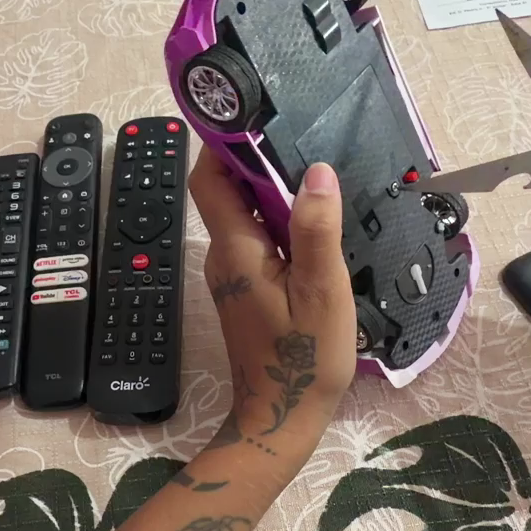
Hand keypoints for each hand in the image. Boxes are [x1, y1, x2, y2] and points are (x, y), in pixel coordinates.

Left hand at [189, 148, 354, 465]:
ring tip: (314, 167)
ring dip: (270, 189)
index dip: (223, 143)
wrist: (279, 417)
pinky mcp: (245, 287)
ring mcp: (232, 273)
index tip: (256, 113)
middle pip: (225, 191)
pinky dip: (277, 218)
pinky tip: (313, 217)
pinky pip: (255, 237)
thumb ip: (315, 231)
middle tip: (301, 133)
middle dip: (255, 158)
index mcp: (235, 250)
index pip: (210, 179)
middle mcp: (224, 255)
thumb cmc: (303, 359)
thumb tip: (315, 171)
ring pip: (242, 214)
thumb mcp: (321, 292)